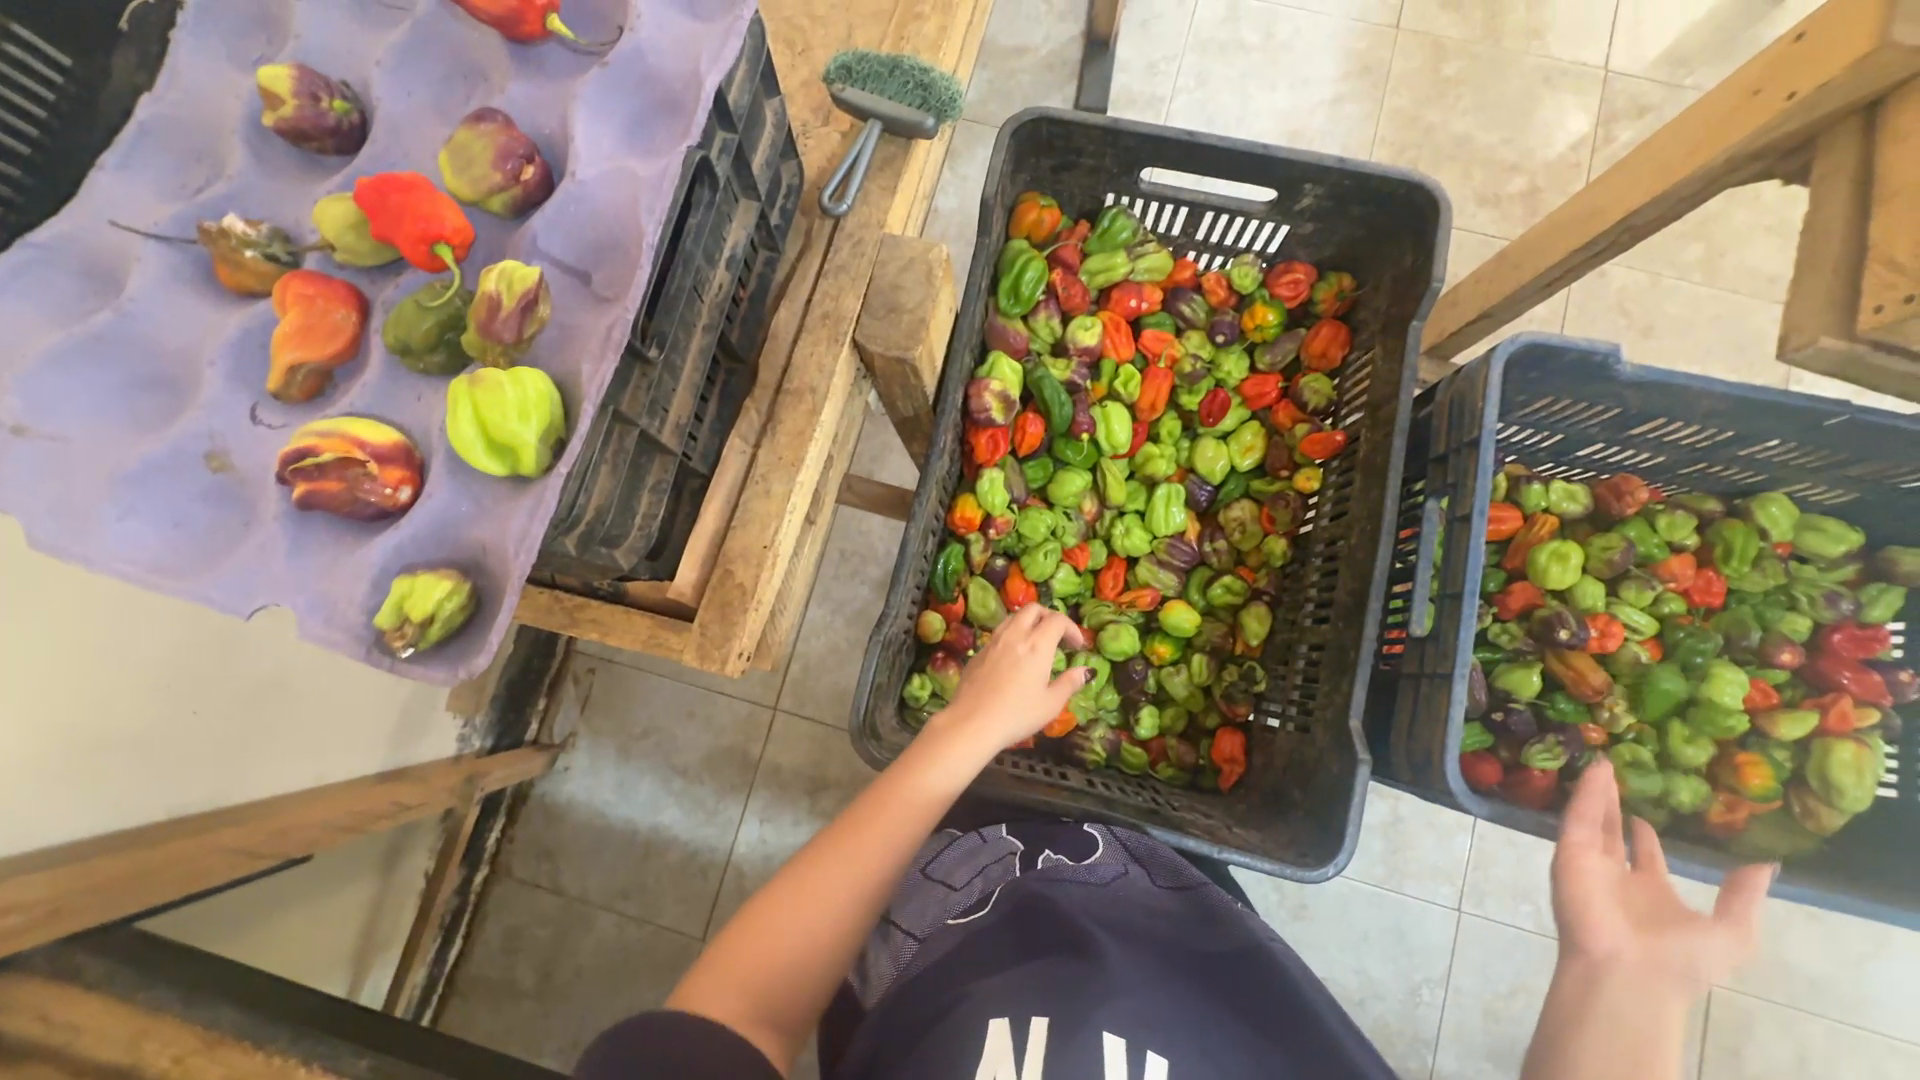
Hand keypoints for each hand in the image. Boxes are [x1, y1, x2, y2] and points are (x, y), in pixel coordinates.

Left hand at [923, 605, 1088, 758]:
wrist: (971, 723)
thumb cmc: (1017, 715)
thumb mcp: (1051, 704)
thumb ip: (1070, 683)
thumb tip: (1086, 671)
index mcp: (1037, 645)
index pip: (1057, 620)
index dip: (1072, 628)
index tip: (1078, 646)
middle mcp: (1014, 636)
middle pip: (1033, 609)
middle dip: (1049, 616)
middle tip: (1058, 636)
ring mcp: (993, 642)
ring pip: (1013, 618)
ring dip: (1028, 623)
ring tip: (1036, 644)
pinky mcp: (978, 653)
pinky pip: (998, 634)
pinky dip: (1012, 636)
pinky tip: (1013, 658)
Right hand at [1550, 759, 1773, 994]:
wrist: (1631, 973)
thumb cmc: (1681, 959)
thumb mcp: (1733, 932)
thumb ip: (1744, 896)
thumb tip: (1767, 865)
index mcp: (1650, 892)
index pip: (1643, 855)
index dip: (1644, 834)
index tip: (1646, 814)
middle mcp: (1617, 875)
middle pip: (1612, 831)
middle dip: (1614, 804)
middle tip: (1616, 773)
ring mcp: (1590, 862)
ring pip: (1593, 818)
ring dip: (1597, 791)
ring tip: (1603, 762)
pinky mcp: (1570, 853)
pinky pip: (1578, 818)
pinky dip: (1585, 793)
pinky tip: (1596, 771)